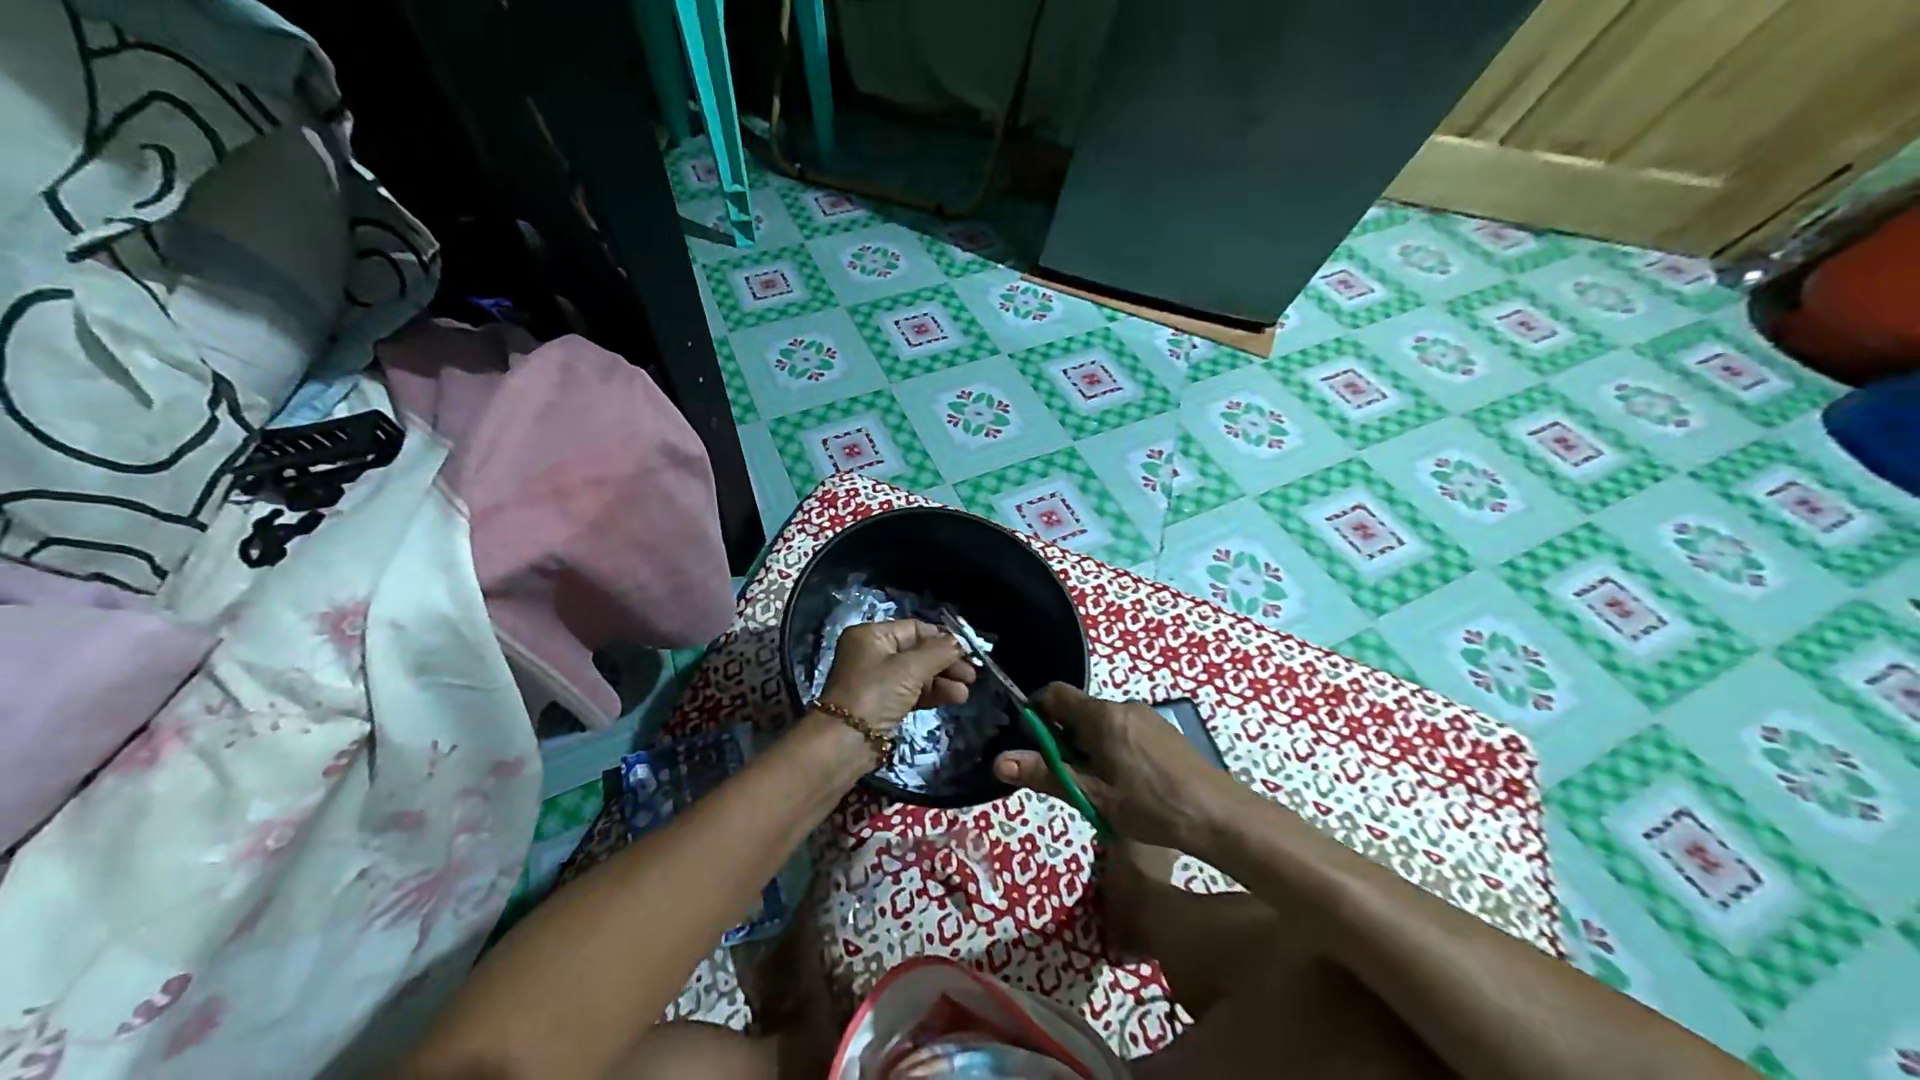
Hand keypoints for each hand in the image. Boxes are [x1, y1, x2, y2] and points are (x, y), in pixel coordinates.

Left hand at [818, 620, 975, 730]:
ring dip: (943, 680)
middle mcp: (873, 653)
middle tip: (972, 675)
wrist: (845, 742)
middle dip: (946, 662)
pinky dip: (933, 693)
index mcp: (872, 635)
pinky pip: (913, 691)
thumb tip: (959, 643)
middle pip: (918, 652)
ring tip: (966, 691)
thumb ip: (938, 652)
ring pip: (918, 673)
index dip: (942, 639)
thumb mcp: (909, 669)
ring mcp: (878, 680)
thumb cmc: (875, 694)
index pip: (915, 629)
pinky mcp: (883, 703)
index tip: (967, 651)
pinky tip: (955, 698)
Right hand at [993, 684, 1244, 850]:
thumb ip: (1046, 775)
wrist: (1221, 817)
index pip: (1055, 694)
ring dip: (1089, 748)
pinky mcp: (1163, 731)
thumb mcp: (1094, 796)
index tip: (1032, 745)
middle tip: (1067, 778)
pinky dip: (1112, 749)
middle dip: (1064, 739)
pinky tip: (1126, 784)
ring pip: (1101, 724)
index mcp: (1102, 716)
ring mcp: (1147, 717)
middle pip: (1078, 711)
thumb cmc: (1152, 807)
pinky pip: (1123, 730)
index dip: (1036, 713)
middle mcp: (1123, 706)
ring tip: (1098, 789)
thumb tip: (999, 763)